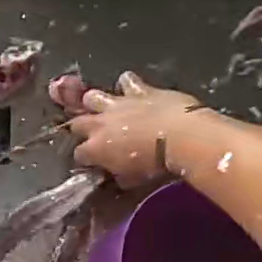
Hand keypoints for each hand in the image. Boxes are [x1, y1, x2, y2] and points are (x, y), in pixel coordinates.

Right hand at [65, 72, 213, 187]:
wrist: (183, 138)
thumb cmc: (157, 164)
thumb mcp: (134, 179)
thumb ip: (121, 175)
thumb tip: (118, 176)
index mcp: (95, 149)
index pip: (79, 154)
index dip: (85, 157)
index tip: (92, 161)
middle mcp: (99, 124)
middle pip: (78, 124)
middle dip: (81, 128)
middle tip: (91, 132)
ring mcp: (118, 105)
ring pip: (92, 97)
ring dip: (95, 101)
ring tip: (102, 105)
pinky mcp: (140, 91)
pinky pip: (128, 82)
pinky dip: (128, 83)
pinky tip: (130, 84)